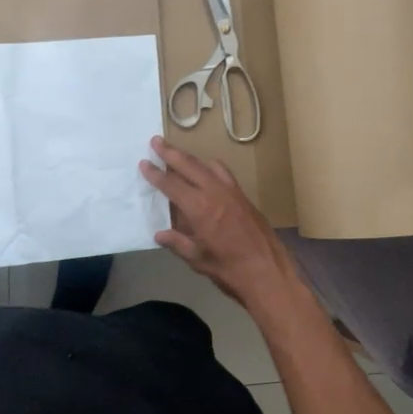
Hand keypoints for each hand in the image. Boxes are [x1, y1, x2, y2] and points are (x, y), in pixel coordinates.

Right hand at [139, 136, 304, 311]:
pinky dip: (210, 167)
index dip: (156, 174)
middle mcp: (215, 193)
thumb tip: (159, 234)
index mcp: (200, 209)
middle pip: (190, 166)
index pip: (172, 185)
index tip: (144, 163)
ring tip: (177, 154)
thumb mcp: (198, 260)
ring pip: (208, 166)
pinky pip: (224, 174)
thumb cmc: (229, 270)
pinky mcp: (244, 197)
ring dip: (191, 158)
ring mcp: (232, 192)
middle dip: (171, 153)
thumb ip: (177, 243)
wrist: (268, 273)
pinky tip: (206, 172)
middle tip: (156, 140)